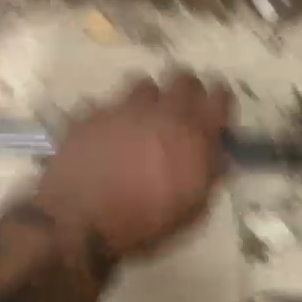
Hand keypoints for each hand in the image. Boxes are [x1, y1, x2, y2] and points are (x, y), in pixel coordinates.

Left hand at [32, 74, 233, 260]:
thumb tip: (217, 153)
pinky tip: (108, 138)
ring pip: (144, 84)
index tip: (217, 116)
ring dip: (150, 100)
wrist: (80, 222)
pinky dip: (113, 117)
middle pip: (184, 79)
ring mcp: (122, 109)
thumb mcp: (194, 207)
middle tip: (183, 114)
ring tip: (143, 122)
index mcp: (194, 134)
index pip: (220, 96)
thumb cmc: (146, 221)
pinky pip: (107, 104)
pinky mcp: (89, 115)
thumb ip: (209, 173)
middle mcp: (162, 112)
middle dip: (188, 93)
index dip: (221, 103)